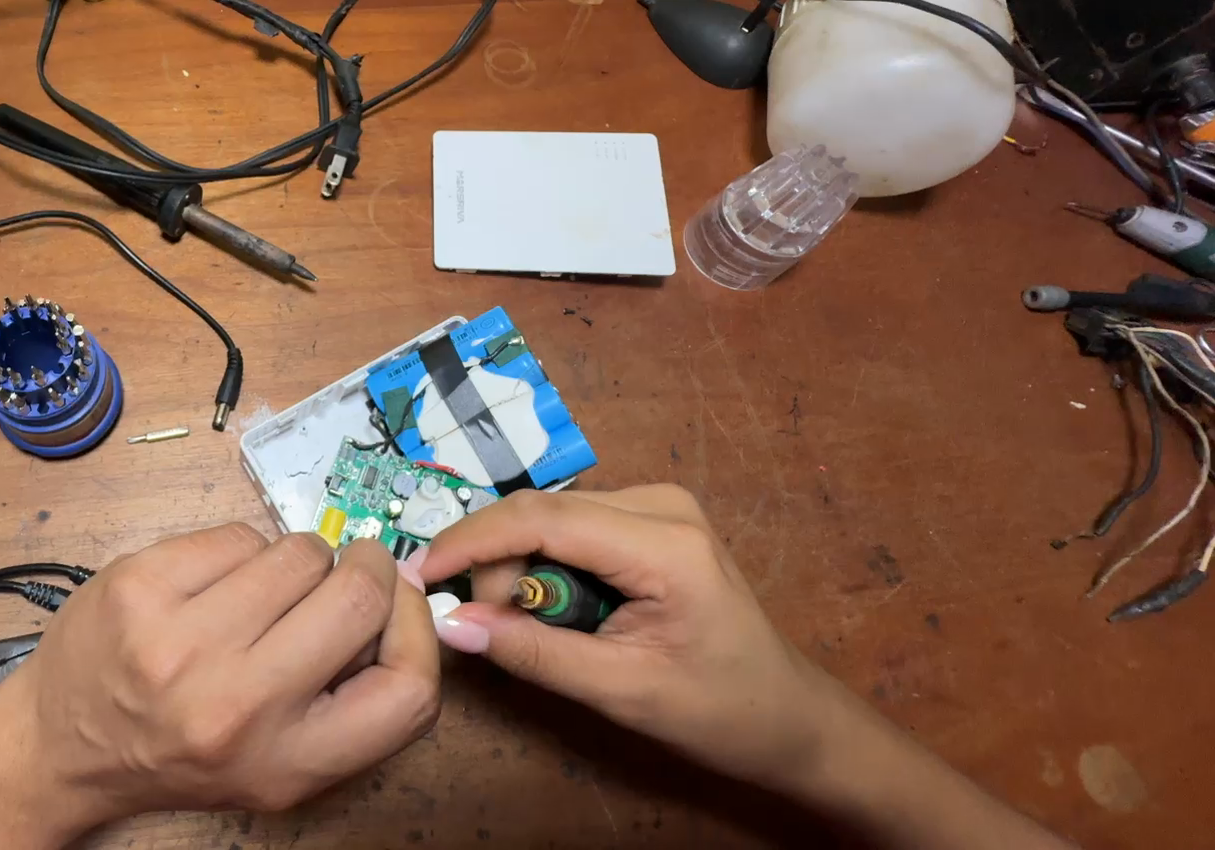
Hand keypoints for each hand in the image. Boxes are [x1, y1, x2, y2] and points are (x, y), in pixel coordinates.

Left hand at [0, 523, 439, 847]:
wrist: (60, 743)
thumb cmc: (178, 749)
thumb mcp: (276, 760)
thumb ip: (345, 694)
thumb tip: (395, 590)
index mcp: (286, 762)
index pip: (409, 691)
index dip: (418, 630)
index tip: (395, 603)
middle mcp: (238, 704)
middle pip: (357, 597)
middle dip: (362, 569)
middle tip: (341, 572)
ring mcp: (182, 638)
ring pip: (298, 551)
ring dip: (295, 560)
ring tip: (261, 587)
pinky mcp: (142, 582)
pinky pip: (238, 533)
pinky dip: (240, 548)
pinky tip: (212, 580)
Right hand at [414, 484, 840, 791]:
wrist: (793, 717)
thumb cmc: (721, 712)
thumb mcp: (622, 692)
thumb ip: (534, 654)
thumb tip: (452, 625)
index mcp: (664, 543)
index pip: (542, 519)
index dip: (472, 540)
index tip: (425, 571)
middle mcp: (656, 502)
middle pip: (538, 512)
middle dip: (495, 562)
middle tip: (487, 619)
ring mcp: (652, 502)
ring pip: (544, 516)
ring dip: (515, 564)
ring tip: (528, 620)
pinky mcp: (642, 514)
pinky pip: (563, 524)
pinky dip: (539, 561)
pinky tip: (552, 601)